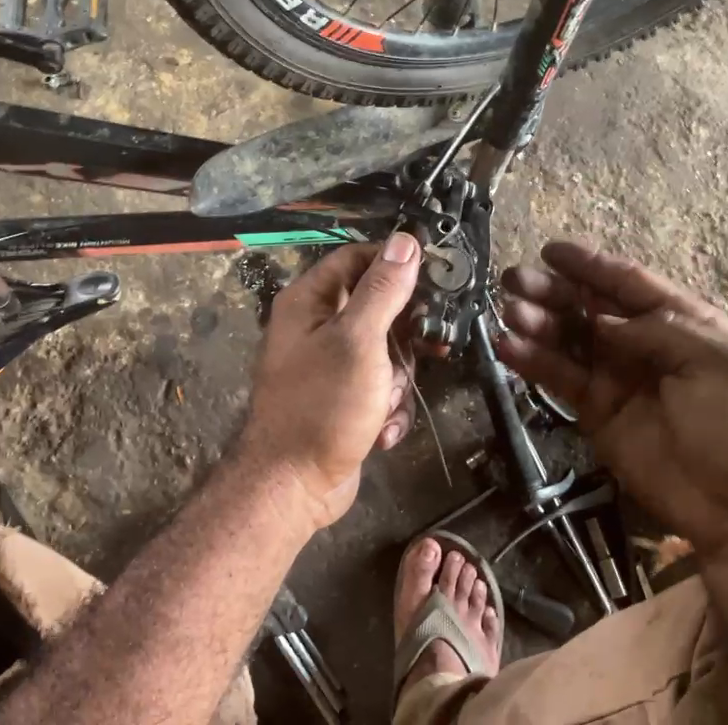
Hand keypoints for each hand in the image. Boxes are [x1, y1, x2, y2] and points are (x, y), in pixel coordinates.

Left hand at [236, 234, 421, 531]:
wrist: (293, 487)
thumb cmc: (323, 405)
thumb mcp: (359, 341)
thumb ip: (383, 290)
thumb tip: (405, 240)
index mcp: (309, 301)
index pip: (356, 259)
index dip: (395, 264)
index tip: (434, 279)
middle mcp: (314, 326)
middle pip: (378, 309)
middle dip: (402, 341)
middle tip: (422, 356)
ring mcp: (328, 365)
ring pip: (386, 353)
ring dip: (397, 381)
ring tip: (385, 404)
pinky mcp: (342, 399)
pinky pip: (379, 387)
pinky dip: (387, 408)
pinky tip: (381, 430)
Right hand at [496, 241, 727, 554]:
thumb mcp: (722, 366)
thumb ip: (661, 332)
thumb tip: (602, 319)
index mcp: (683, 325)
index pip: (631, 285)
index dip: (592, 265)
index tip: (552, 251)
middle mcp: (644, 344)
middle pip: (591, 307)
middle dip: (553, 290)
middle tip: (514, 279)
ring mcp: (617, 378)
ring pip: (569, 339)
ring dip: (538, 321)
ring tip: (508, 310)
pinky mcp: (596, 411)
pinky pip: (560, 378)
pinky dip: (532, 362)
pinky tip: (507, 347)